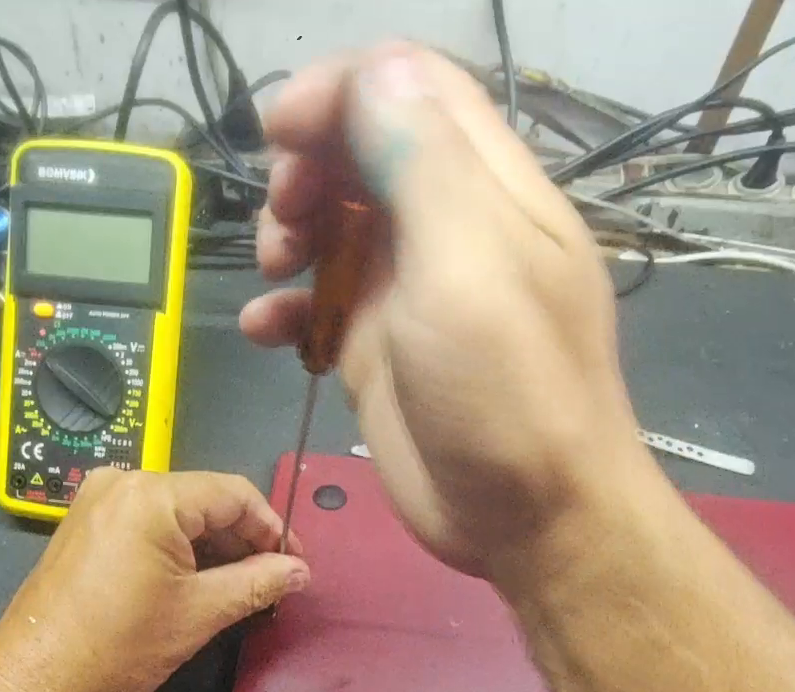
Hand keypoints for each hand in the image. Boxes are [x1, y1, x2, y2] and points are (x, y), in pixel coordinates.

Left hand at [0, 469, 308, 691]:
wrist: (34, 679)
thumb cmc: (119, 646)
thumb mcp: (199, 613)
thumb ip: (257, 583)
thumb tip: (301, 571)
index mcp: (152, 495)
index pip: (234, 494)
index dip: (273, 527)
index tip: (295, 563)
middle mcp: (122, 483)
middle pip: (205, 499)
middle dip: (244, 538)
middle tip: (273, 579)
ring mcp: (98, 501)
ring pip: (178, 512)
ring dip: (214, 544)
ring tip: (241, 585)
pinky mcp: (86, 523)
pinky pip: (148, 522)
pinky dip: (180, 546)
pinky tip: (198, 579)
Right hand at [240, 44, 664, 579]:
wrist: (529, 519)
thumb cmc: (508, 394)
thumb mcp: (471, 267)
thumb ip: (424, 162)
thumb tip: (377, 70)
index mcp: (487, 191)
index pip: (412, 89)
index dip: (341, 90)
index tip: (280, 131)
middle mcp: (448, 230)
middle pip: (364, 150)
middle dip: (308, 166)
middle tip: (284, 219)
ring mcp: (411, 292)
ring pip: (334, 223)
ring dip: (289, 231)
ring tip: (275, 270)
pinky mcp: (379, 350)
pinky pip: (320, 305)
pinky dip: (285, 308)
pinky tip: (265, 331)